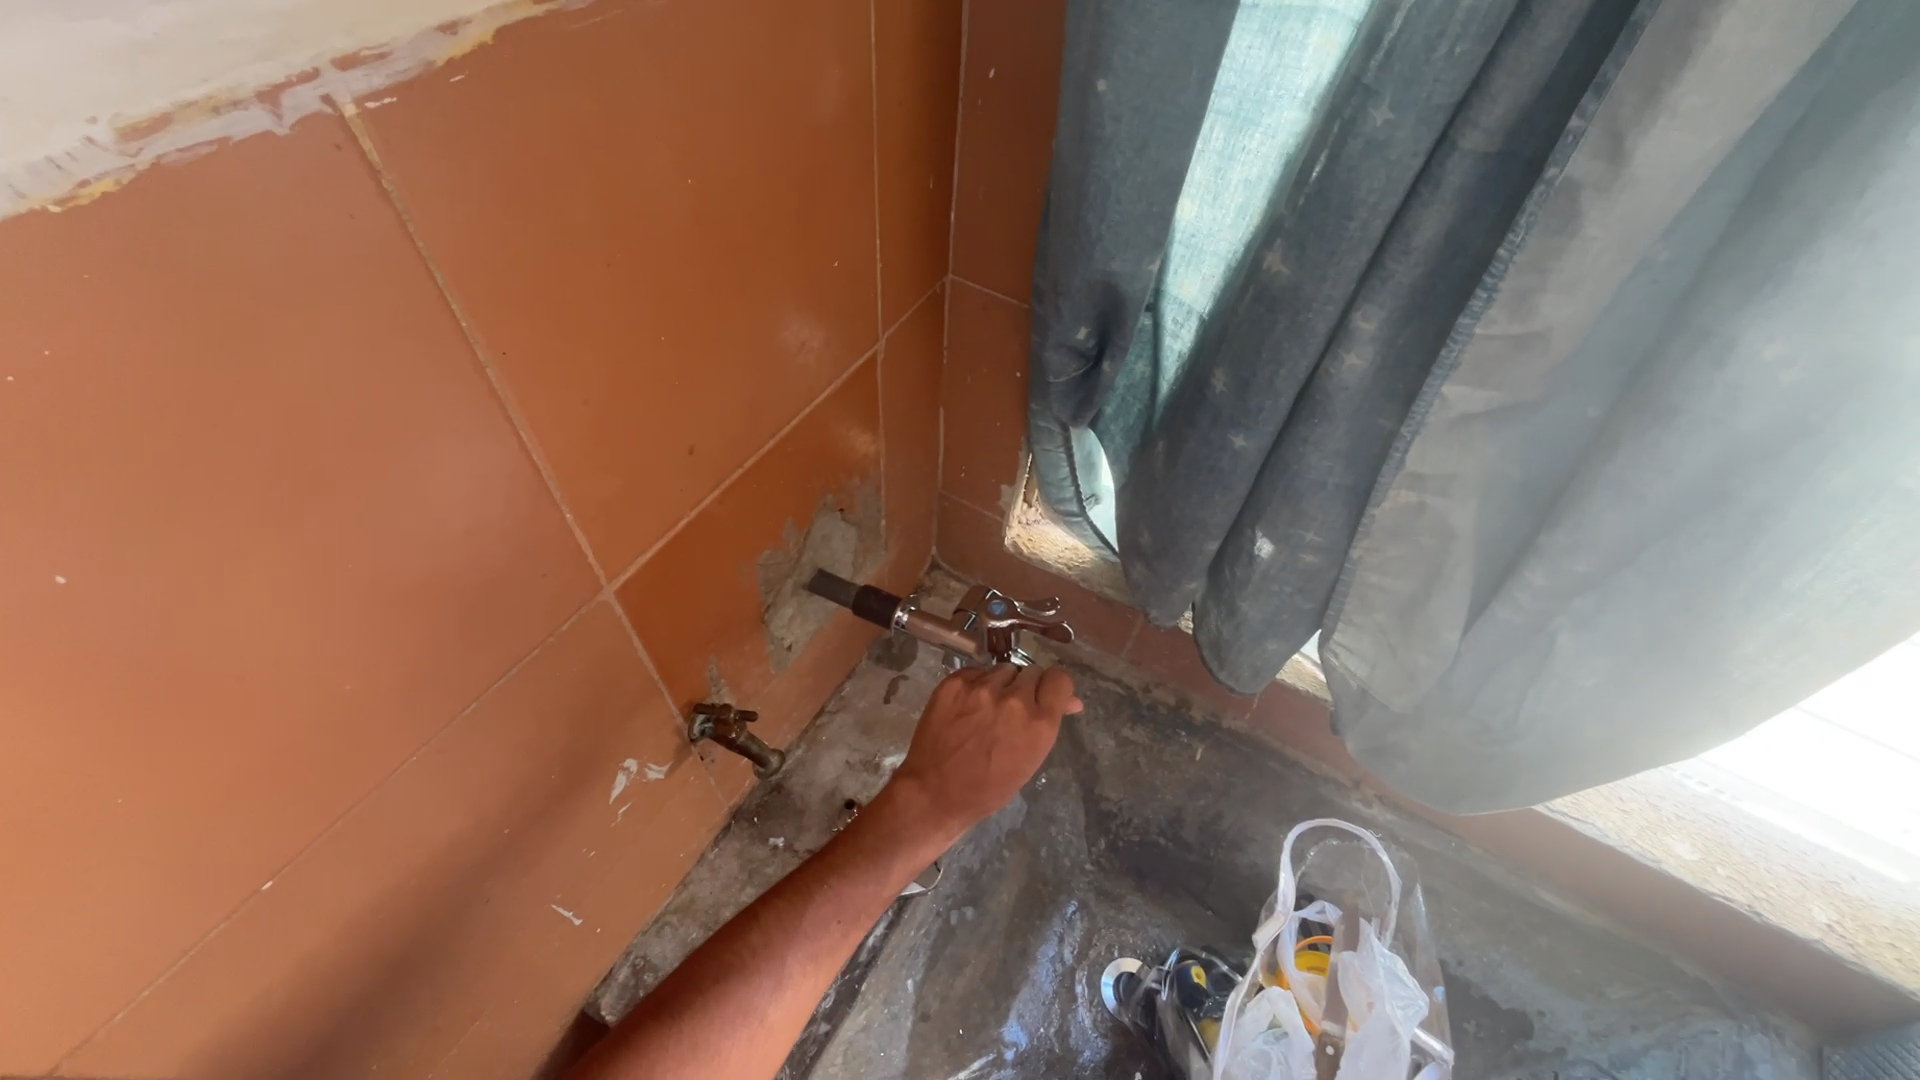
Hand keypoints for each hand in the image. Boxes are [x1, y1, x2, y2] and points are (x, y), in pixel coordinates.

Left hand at [880, 664, 1083, 842]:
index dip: (1053, 686)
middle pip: (1032, 671)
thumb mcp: (1030, 759)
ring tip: (988, 708)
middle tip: (1012, 709)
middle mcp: (1014, 700)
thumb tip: (1072, 701)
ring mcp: (982, 688)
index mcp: (1039, 723)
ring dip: (1001, 684)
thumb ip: (1049, 723)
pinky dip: (975, 684)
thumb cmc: (989, 787)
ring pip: (1003, 669)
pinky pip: (976, 672)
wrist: (935, 792)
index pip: (1060, 678)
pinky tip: (967, 706)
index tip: (1045, 695)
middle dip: (1026, 687)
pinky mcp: (955, 683)